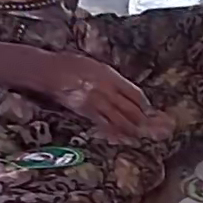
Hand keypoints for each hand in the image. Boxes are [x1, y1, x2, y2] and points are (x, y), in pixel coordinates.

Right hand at [34, 53, 168, 141]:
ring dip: (132, 130)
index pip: (135, 94)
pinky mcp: (86, 112)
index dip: (144, 105)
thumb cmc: (71, 64)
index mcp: (111, 76)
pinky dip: (115, 133)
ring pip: (120, 120)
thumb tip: (128, 94)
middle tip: (153, 129)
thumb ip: (114, 80)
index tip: (151, 111)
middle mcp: (106, 90)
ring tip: (140, 136)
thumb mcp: (97, 66)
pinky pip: (105, 125)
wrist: (49, 70)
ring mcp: (97, 102)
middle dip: (143, 120)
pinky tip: (122, 138)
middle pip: (131, 109)